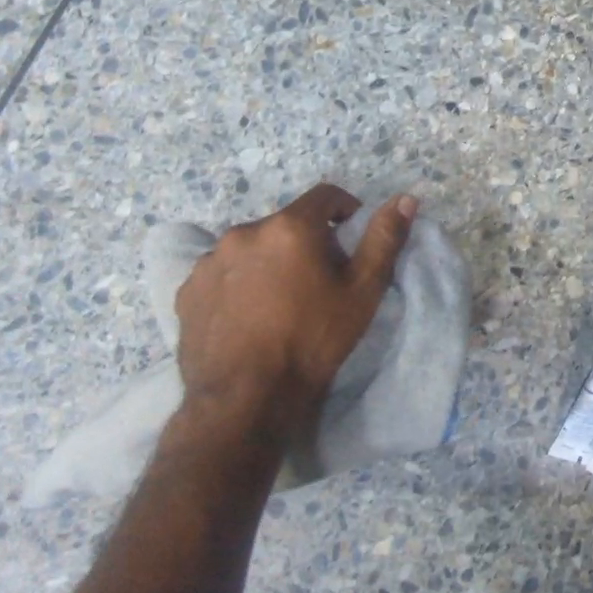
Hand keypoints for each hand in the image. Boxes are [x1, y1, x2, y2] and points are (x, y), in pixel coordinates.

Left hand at [174, 184, 416, 438]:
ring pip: (254, 247)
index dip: (346, 210)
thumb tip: (406, 199)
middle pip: (287, 223)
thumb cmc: (315, 337)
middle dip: (308, 241)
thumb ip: (385, 238)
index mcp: (290, 227)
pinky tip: (252, 314)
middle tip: (321, 279)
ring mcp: (208, 263)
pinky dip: (242, 281)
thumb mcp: (364, 288)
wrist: (247, 396)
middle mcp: (243, 233)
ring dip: (272, 260)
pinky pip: (224, 271)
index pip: (325, 195)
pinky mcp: (187, 291)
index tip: (351, 240)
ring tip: (283, 299)